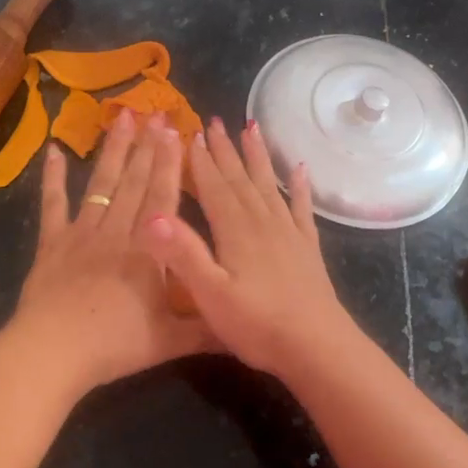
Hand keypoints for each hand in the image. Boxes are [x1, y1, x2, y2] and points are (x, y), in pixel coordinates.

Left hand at [8, 111, 212, 394]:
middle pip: (134, 181)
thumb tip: (245, 326)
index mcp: (149, 251)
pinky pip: (52, 204)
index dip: (171, 163)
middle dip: (147, 147)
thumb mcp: (171, 340)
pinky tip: (53, 151)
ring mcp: (82, 234)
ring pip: (101, 184)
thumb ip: (207, 330)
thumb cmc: (116, 345)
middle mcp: (117, 232)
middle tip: (155, 113)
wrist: (55, 351)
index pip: (164, 197)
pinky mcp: (52, 244)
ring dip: (112, 150)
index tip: (177, 131)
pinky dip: (53, 178)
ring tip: (121, 118)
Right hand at [137, 118, 360, 378]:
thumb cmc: (256, 325)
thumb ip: (183, 254)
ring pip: (268, 185)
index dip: (199, 160)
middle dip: (225, 150)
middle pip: (240, 179)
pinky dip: (299, 186)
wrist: (316, 346)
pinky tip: (300, 169)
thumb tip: (151, 214)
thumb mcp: (210, 294)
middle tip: (214, 121)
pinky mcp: (307, 249)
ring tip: (251, 128)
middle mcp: (262, 223)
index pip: (213, 187)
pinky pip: (301, 208)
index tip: (188, 132)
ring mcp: (288, 234)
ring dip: (258, 157)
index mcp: (235, 232)